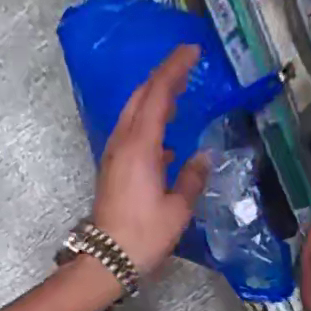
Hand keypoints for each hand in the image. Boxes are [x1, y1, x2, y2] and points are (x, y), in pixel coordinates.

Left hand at [92, 44, 210, 274]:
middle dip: (163, 77)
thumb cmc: (144, 236)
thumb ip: (192, 178)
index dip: (175, 69)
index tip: (192, 52)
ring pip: (133, 112)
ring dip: (154, 98)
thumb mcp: (177, 210)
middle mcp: (123, 142)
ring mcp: (114, 154)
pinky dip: (148, 122)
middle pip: (141, 96)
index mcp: (141, 145)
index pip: (158, 94)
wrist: (107, 258)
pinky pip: (131, 132)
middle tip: (186, 67)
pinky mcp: (113, 168)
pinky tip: (165, 138)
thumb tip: (203, 157)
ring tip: (177, 95)